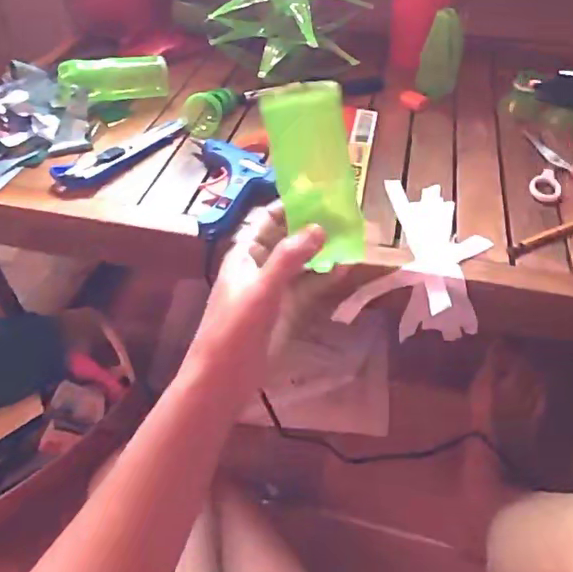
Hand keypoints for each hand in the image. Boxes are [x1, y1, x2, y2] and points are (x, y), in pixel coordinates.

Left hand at [181, 202, 325, 399]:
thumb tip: (318, 227)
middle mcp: (258, 266)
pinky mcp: (283, 311)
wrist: (222, 378)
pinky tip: (344, 269)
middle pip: (285, 237)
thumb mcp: (262, 289)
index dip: (287, 204)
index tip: (317, 193)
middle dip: (309, 225)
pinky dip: (322, 277)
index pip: (265, 218)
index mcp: (243, 253)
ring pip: (298, 262)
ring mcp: (271, 289)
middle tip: (343, 214)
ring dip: (319, 251)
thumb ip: (289, 258)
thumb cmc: (235, 328)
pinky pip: (305, 287)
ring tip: (350, 237)